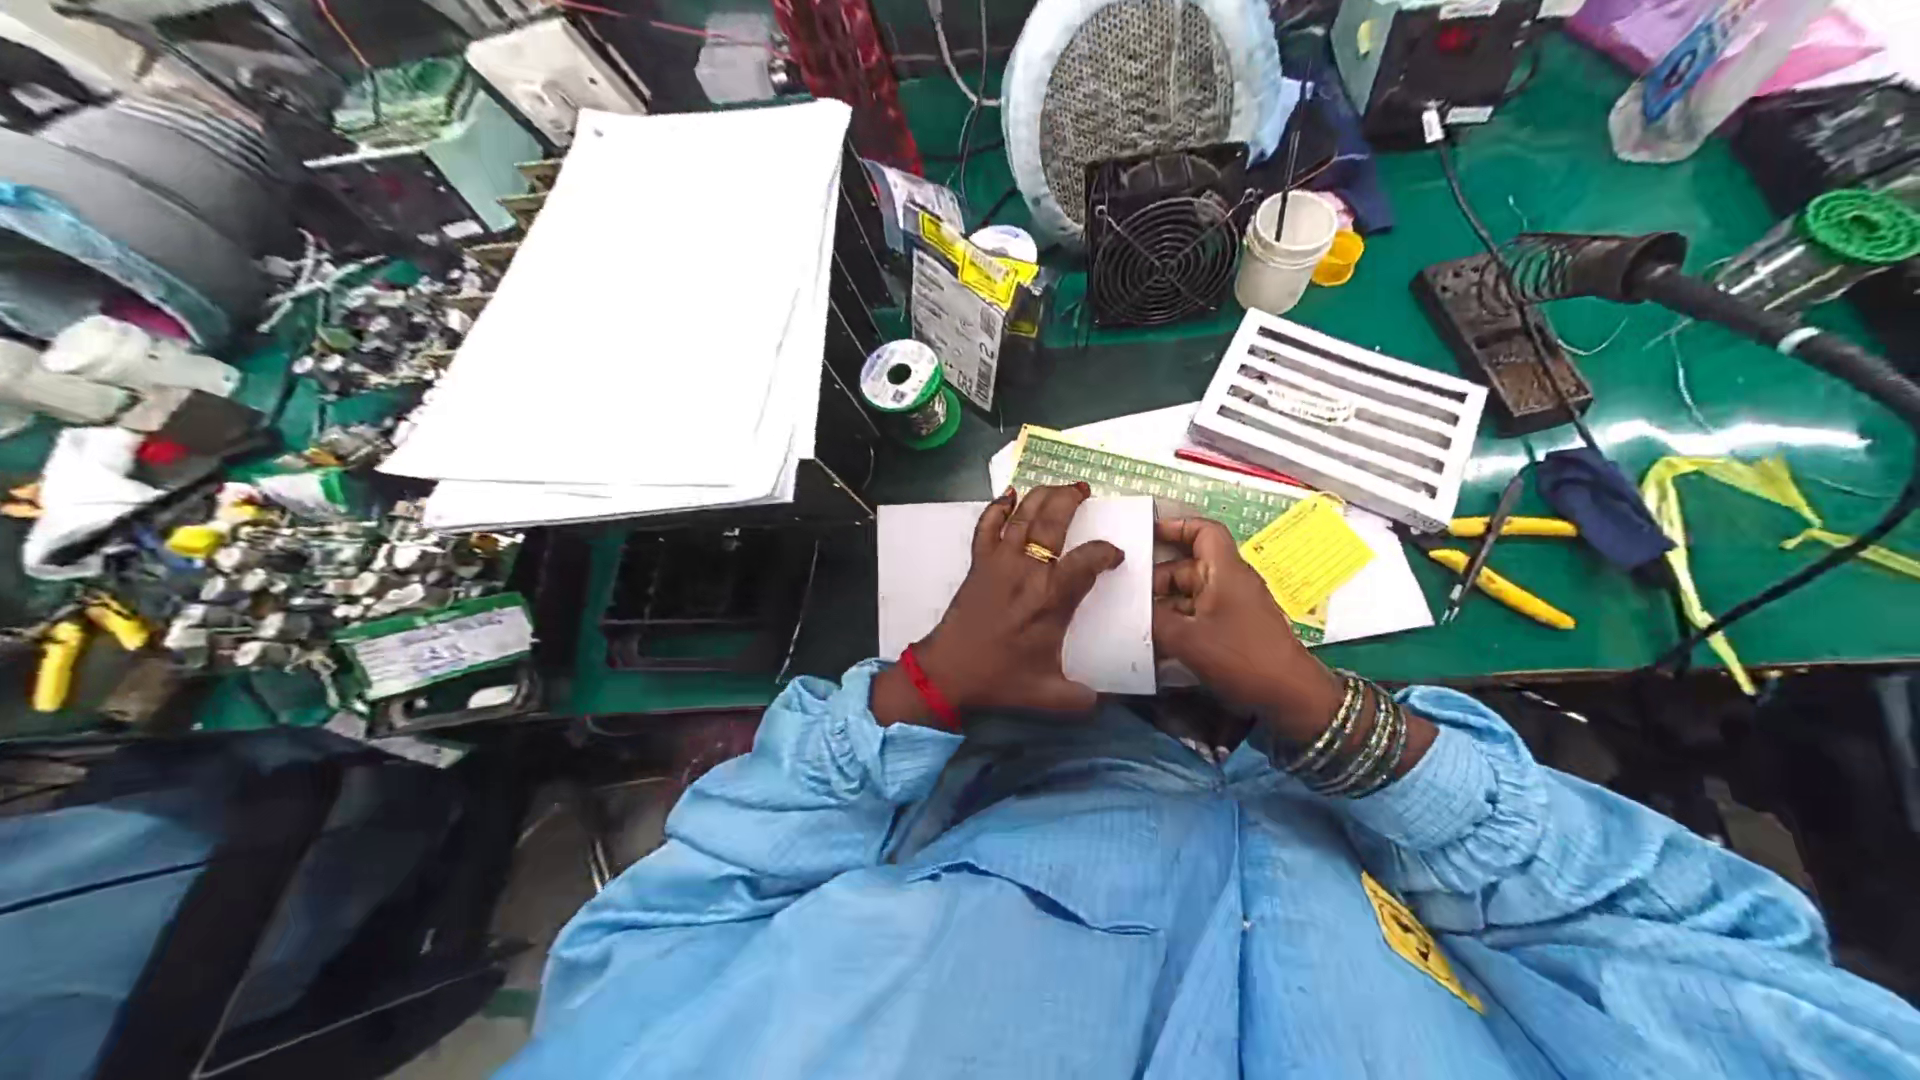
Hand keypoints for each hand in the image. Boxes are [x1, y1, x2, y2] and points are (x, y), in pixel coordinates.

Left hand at [872, 484, 1123, 724]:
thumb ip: (1081, 697)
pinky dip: (996, 508)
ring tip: (1059, 486)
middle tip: (1084, 491)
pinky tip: (1008, 494)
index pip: (1088, 560)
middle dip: (1070, 500)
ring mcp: (999, 562)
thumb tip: (1101, 700)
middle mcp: (1027, 571)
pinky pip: (986, 527)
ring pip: (1022, 516)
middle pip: (1052, 521)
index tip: (1114, 556)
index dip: (1106, 553)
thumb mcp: (1049, 695)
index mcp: (1051, 597)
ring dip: (1041, 496)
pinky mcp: (978, 563)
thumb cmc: (999, 679)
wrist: (948, 671)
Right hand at [1151, 517, 1342, 736]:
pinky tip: (1157, 641)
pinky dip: (1178, 621)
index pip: (1204, 532)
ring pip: (1190, 593)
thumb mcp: (1186, 639)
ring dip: (1165, 605)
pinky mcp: (1234, 627)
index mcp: (1224, 571)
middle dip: (1157, 579)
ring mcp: (1234, 605)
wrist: (1289, 696)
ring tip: (1136, 621)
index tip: (1148, 535)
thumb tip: (1134, 612)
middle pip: (1188, 566)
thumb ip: (1155, 620)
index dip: (1176, 527)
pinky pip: (1199, 613)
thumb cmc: (1240, 657)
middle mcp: (1230, 582)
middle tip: (1128, 595)